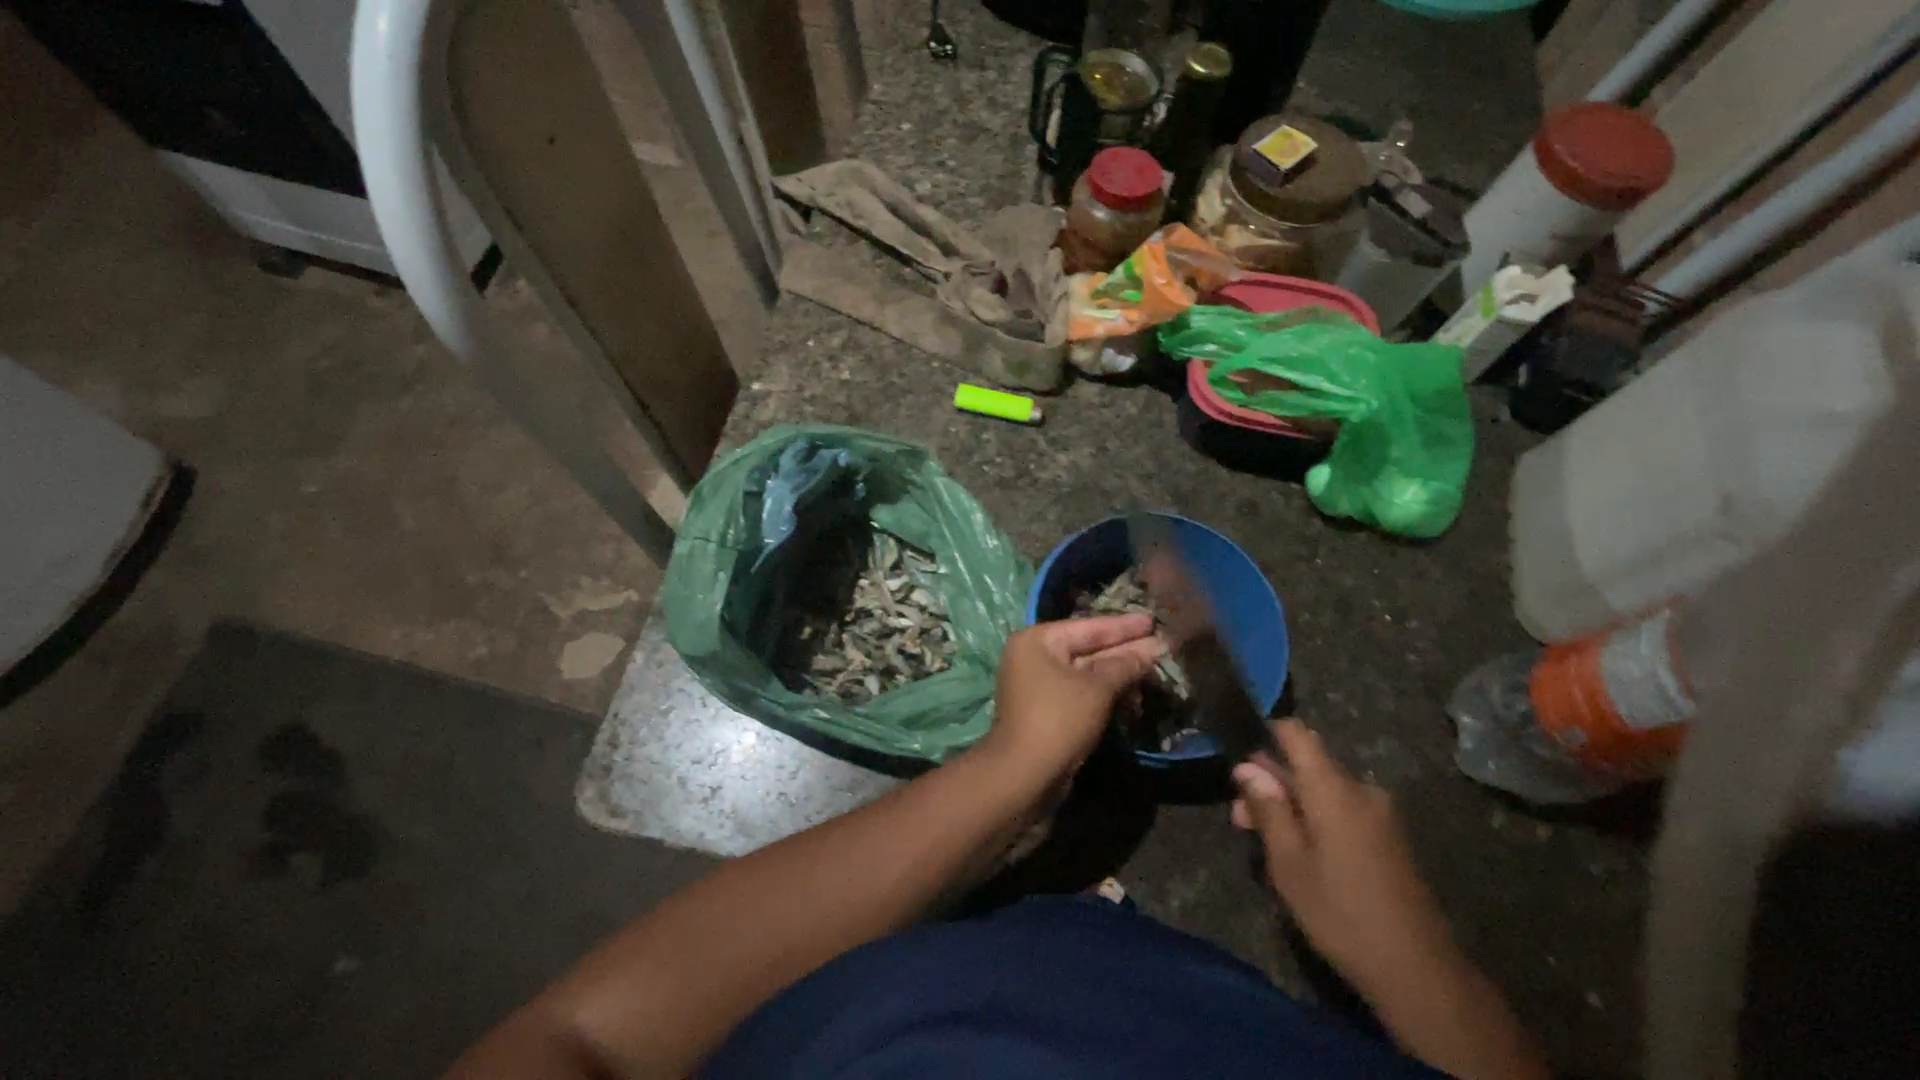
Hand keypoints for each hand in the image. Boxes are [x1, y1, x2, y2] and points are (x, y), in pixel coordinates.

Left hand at [979, 615, 1162, 786]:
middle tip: (1161, 642)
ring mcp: (1038, 685)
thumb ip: (1126, 664)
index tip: (1152, 620)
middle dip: (1125, 649)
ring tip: (1156, 666)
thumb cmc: (1059, 719)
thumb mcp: (1098, 687)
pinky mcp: (1047, 711)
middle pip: (1088, 648)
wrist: (1025, 775)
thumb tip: (1155, 647)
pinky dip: (1106, 692)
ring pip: (1087, 673)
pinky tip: (1135, 692)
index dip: (1124, 626)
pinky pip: (1081, 692)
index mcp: (1038, 641)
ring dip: (1119, 672)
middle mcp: (1034, 657)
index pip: (1089, 627)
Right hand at [1231, 720, 1458, 996]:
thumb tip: (1247, 767)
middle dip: (1271, 782)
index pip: (1297, 734)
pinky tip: (1299, 853)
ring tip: (1264, 841)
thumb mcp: (1288, 862)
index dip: (1265, 734)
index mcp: (1334, 788)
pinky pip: (1344, 811)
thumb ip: (1268, 809)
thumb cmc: (1339, 911)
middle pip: (1308, 766)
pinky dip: (1316, 819)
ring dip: (1292, 805)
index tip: (1237, 753)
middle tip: (1239, 818)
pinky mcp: (1389, 838)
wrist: (1416, 967)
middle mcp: (1361, 789)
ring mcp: (1380, 814)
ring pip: (1324, 792)